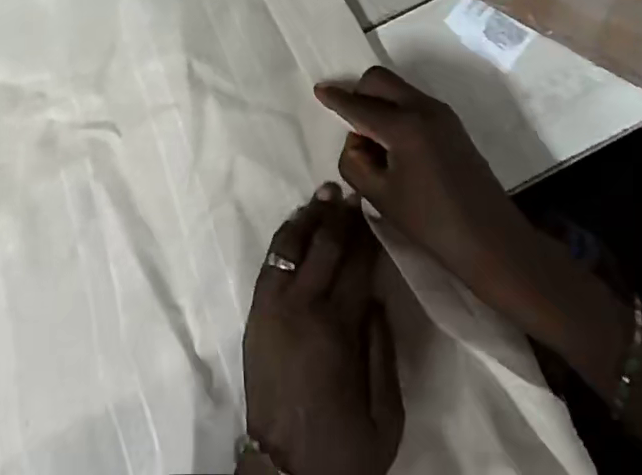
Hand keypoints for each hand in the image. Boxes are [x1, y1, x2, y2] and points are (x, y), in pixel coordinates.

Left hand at [241, 184, 401, 474]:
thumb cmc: (343, 448)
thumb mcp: (386, 414)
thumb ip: (383, 349)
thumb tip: (376, 298)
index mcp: (337, 329)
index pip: (357, 264)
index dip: (368, 235)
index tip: (376, 212)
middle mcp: (301, 308)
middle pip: (324, 246)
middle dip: (340, 215)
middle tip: (352, 193)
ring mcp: (272, 308)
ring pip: (290, 246)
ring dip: (309, 217)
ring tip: (324, 194)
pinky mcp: (255, 316)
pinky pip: (270, 263)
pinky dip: (284, 238)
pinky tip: (296, 224)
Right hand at [314, 68, 546, 314]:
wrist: (490, 239)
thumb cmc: (430, 223)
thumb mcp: (379, 196)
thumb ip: (354, 161)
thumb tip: (356, 140)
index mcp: (404, 125)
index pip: (359, 105)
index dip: (336, 98)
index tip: (319, 89)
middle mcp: (423, 108)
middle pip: (380, 80)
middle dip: (359, 93)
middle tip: (352, 128)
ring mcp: (441, 113)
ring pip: (397, 89)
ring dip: (378, 103)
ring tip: (376, 146)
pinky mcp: (451, 124)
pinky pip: (413, 102)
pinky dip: (396, 111)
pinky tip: (395, 148)